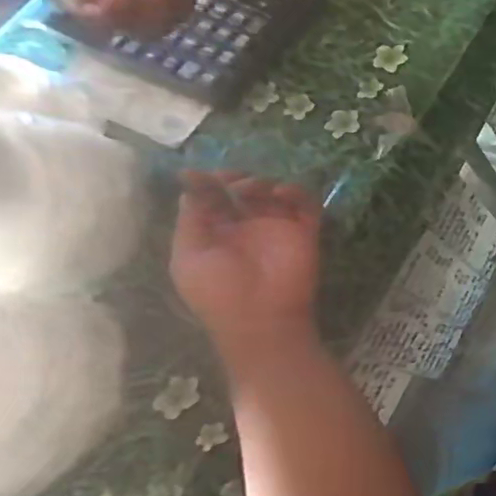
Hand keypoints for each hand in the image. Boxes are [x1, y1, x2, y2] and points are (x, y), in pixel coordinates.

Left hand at [171, 171, 322, 352]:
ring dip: (263, 182)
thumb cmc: (217, 292)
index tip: (206, 176)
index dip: (209, 181)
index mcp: (215, 231)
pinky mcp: (304, 232)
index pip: (213, 196)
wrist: (261, 319)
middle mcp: (246, 226)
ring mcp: (277, 228)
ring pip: (273, 191)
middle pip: (243, 188)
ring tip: (256, 192)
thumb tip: (190, 178)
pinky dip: (297, 193)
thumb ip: (192, 217)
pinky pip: (306, 205)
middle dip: (237, 179)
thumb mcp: (188, 255)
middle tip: (235, 185)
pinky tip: (283, 193)